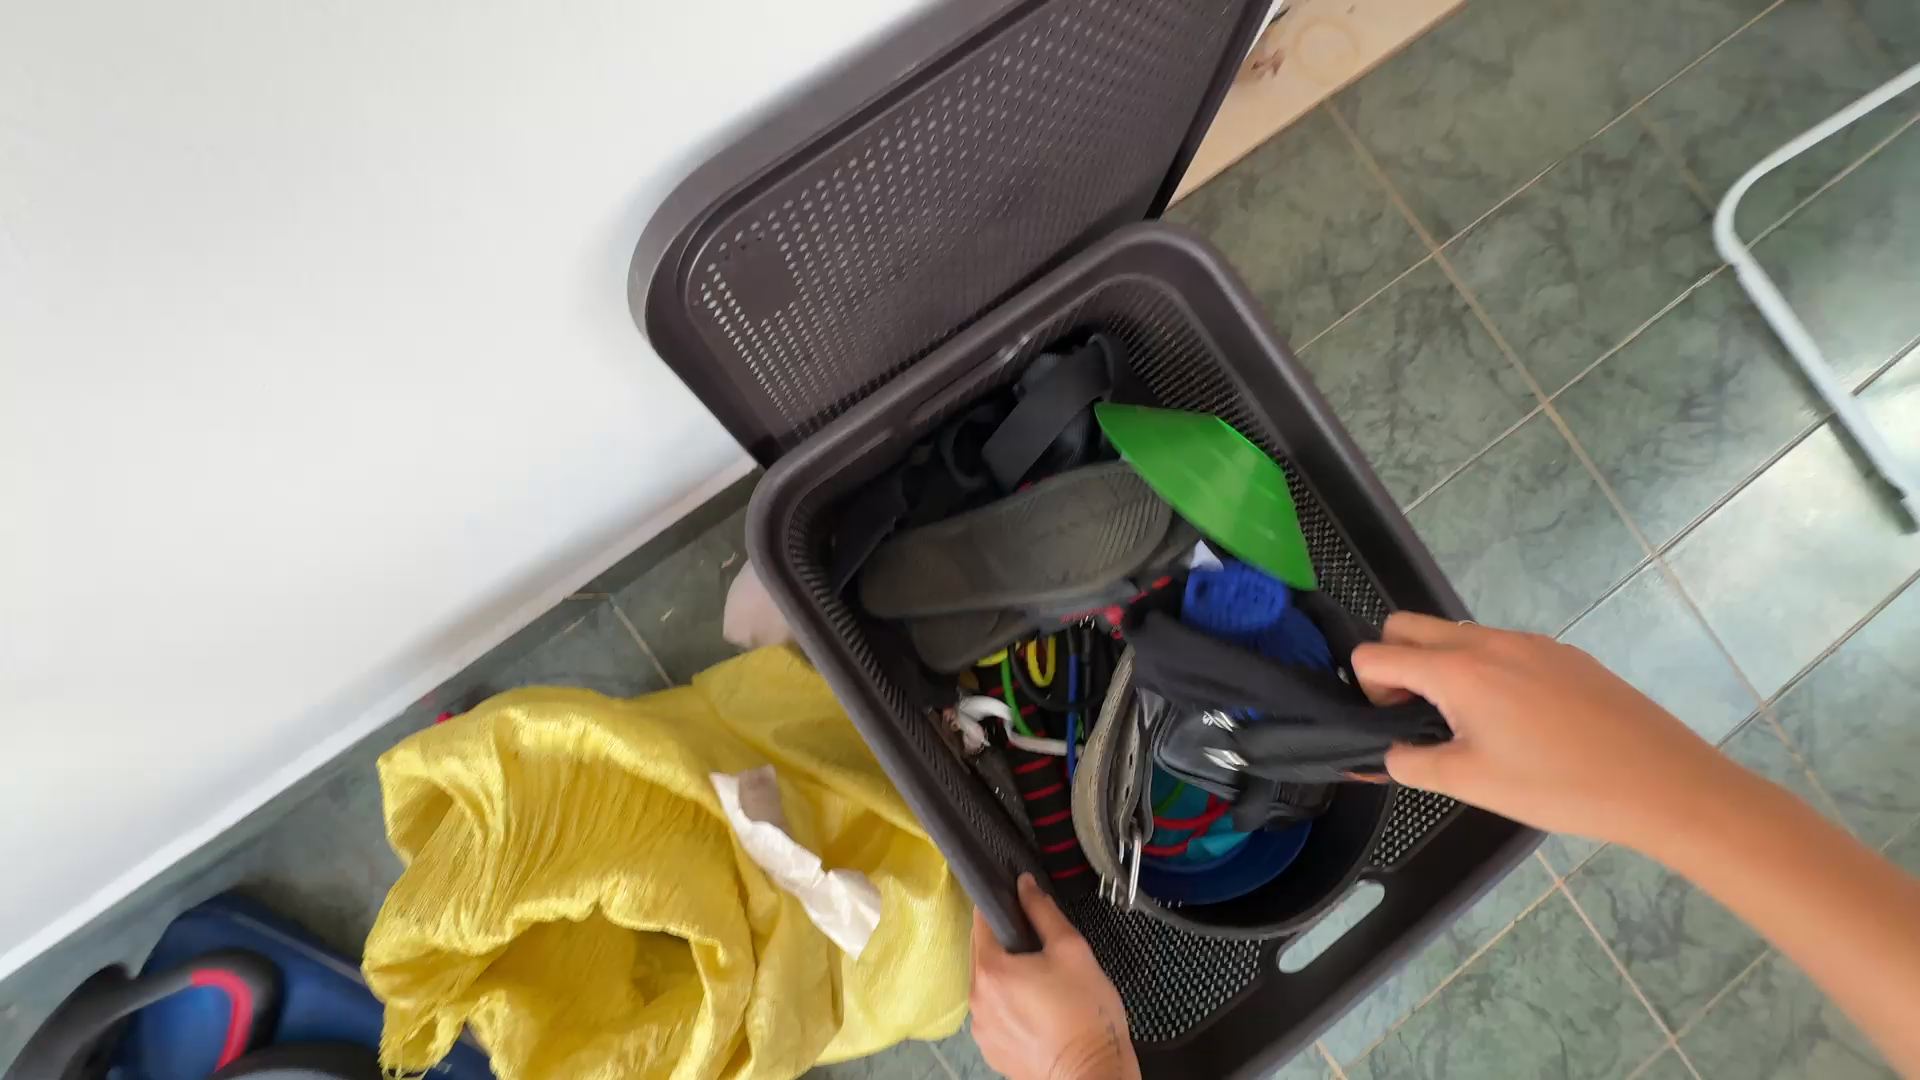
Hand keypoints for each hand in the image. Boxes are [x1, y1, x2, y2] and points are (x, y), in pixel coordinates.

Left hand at [970, 875, 1138, 1079]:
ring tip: (1041, 982)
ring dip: (1006, 975)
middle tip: (1039, 948)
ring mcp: (982, 1030)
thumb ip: (1042, 910)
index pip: (981, 921)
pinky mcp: (992, 1051)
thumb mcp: (1071, 948)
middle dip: (1005, 942)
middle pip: (982, 952)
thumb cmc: (1086, 1014)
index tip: (1016, 904)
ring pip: (988, 983)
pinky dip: (1008, 1005)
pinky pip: (993, 1013)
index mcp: (991, 970)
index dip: (998, 905)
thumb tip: (1025, 884)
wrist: (1096, 1076)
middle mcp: (977, 1000)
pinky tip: (1036, 1009)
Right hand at [1352, 613, 1731, 847]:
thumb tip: (1383, 754)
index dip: (1367, 689)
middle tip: (1418, 711)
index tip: (1397, 722)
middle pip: (1403, 626)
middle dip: (1392, 662)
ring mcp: (1527, 642)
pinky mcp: (1561, 652)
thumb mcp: (1470, 784)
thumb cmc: (1561, 786)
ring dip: (1438, 664)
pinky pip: (1497, 645)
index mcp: (1455, 670)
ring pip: (1452, 633)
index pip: (1373, 655)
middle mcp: (1484, 641)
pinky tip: (1521, 718)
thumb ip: (1408, 764)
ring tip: (1472, 719)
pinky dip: (1483, 668)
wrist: (1671, 788)